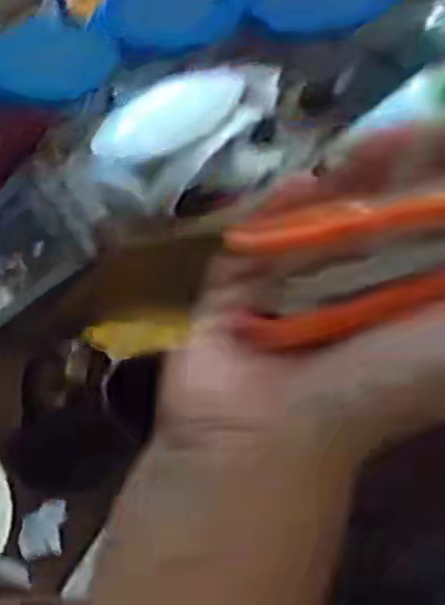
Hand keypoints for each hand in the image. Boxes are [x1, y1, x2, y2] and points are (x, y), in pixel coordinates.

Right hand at [168, 126, 444, 467]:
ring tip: (365, 143)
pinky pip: (240, 257)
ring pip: (312, 231)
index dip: (444, 182)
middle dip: (400, 171)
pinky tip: (291, 186)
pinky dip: (263, 221)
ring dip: (339, 186)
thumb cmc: (384, 383)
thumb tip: (443, 210)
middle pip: (381, 217)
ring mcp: (281, 299)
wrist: (267, 433)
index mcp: (416, 297)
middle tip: (409, 131)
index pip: (437, 225)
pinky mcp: (221, 308)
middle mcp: (354, 291)